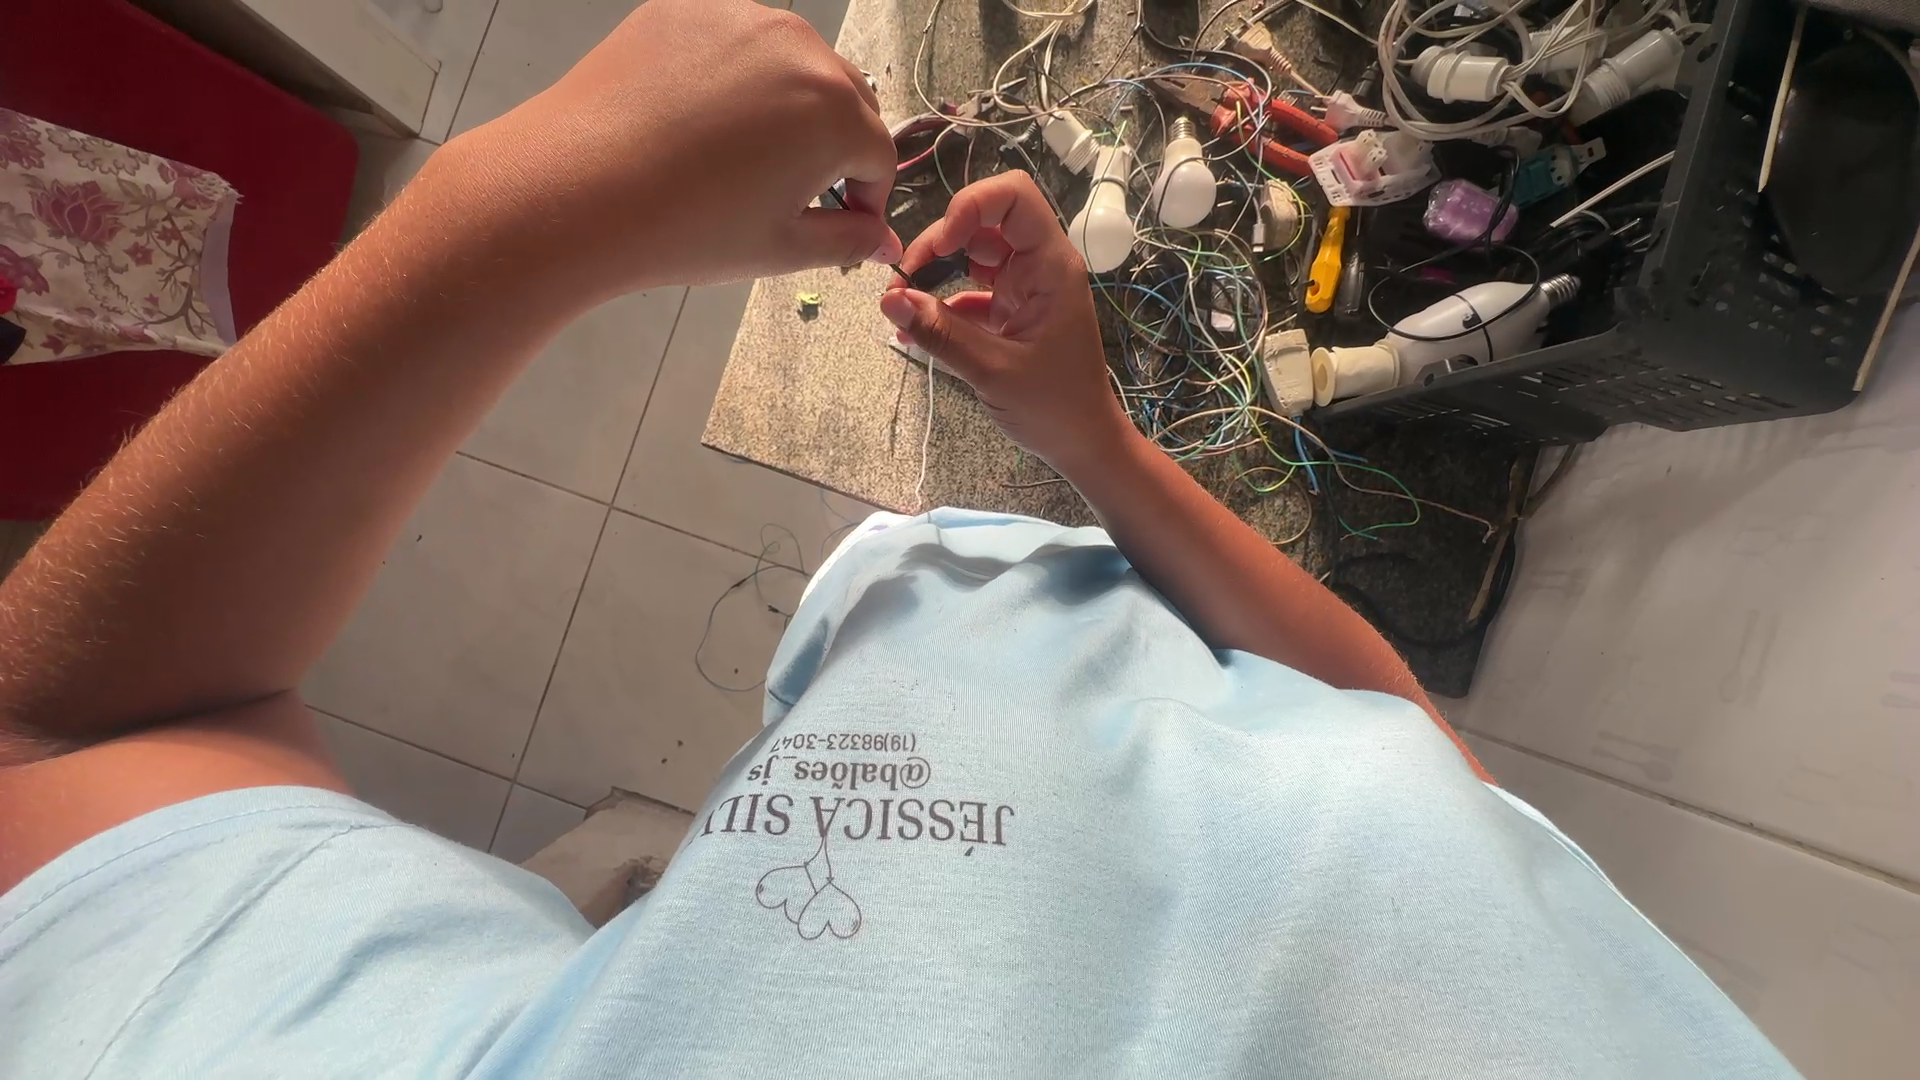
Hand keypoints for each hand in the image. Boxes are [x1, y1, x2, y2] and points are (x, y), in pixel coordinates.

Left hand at [432, 0, 899, 297]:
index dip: (869, 199)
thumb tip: (885, 243)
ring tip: (759, 157)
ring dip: (802, 110)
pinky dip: (750, 81)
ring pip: (801, 65)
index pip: (879, 155)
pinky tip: (713, 123)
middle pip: (850, 100)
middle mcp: (800, 49)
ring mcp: (742, 17)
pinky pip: (746, 44)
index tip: (844, 228)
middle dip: (843, 149)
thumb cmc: (695, 230)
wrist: (580, 189)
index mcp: (834, 113)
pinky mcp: (689, 8)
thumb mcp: (786, 249)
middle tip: (806, 193)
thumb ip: (850, 240)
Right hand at [879, 172, 1135, 473]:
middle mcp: (1038, 268)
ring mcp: (1024, 291)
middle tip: (904, 283)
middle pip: (983, 224)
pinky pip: (971, 296)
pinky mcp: (1011, 316)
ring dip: (935, 275)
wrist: (1083, 444)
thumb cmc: (1053, 408)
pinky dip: (943, 309)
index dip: (969, 205)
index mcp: (1050, 266)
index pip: (1012, 198)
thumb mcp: (993, 370)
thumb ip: (941, 333)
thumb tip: (889, 299)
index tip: (937, 246)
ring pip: (973, 258)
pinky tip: (913, 330)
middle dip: (939, 244)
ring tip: (901, 306)